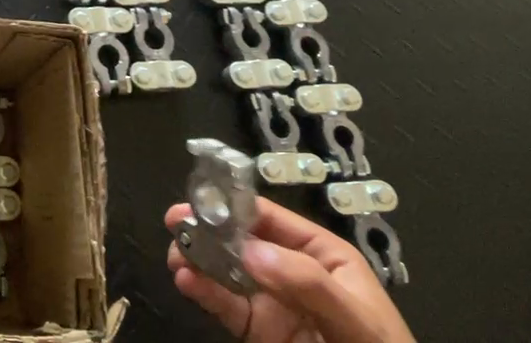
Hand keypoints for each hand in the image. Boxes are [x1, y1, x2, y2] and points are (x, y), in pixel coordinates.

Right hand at [165, 199, 412, 342]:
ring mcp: (272, 303)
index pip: (271, 219)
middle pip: (241, 240)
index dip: (234, 205)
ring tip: (176, 257)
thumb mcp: (355, 319)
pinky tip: (186, 281)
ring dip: (197, 259)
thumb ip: (307, 282)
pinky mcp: (258, 331)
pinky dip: (202, 291)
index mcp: (322, 255)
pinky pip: (225, 305)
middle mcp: (290, 272)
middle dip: (206, 229)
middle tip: (175, 222)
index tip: (199, 200)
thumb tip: (249, 251)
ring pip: (226, 271)